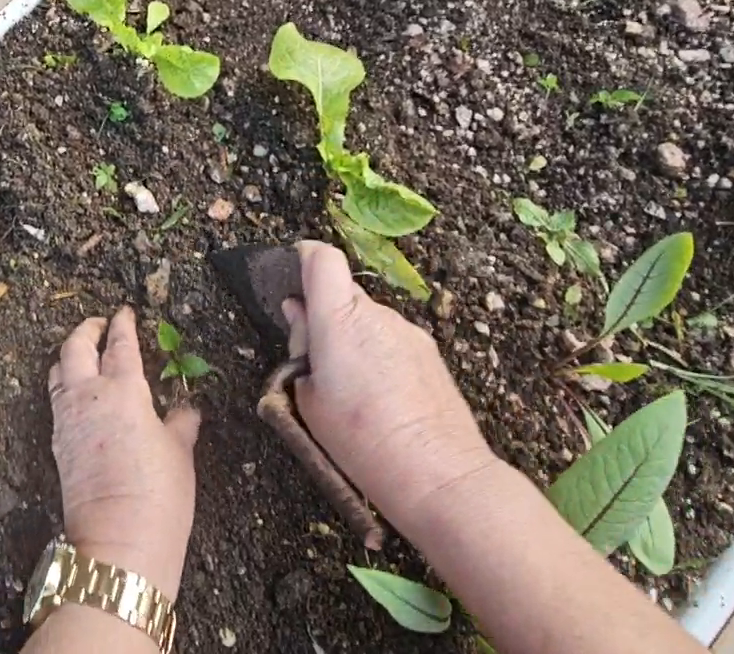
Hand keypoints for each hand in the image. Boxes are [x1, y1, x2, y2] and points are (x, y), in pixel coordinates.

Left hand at [46, 306, 199, 598]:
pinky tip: (78, 392)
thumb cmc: (159, 494)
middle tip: (100, 324)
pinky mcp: (57, 441)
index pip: (119, 345)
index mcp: (123, 390)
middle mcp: (88, 395)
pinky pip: (56, 398)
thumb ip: (180, 422)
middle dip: (86, 330)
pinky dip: (65, 383)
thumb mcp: (180, 453)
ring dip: (69, 355)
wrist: (118, 541)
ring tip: (84, 353)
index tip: (124, 311)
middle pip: (75, 347)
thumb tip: (186, 408)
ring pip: (58, 370)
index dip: (122, 324)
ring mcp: (67, 417)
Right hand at [283, 241, 496, 525]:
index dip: (304, 257)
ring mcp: (408, 331)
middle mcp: (375, 315)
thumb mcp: (308, 399)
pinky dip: (379, 354)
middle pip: (342, 292)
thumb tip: (299, 314)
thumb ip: (301, 346)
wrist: (440, 476)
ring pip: (368, 319)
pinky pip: (392, 339)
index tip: (293, 276)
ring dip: (353, 338)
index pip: (322, 259)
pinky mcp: (430, 352)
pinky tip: (383, 398)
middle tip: (315, 359)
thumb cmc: (362, 441)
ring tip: (353, 389)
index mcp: (338, 320)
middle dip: (324, 314)